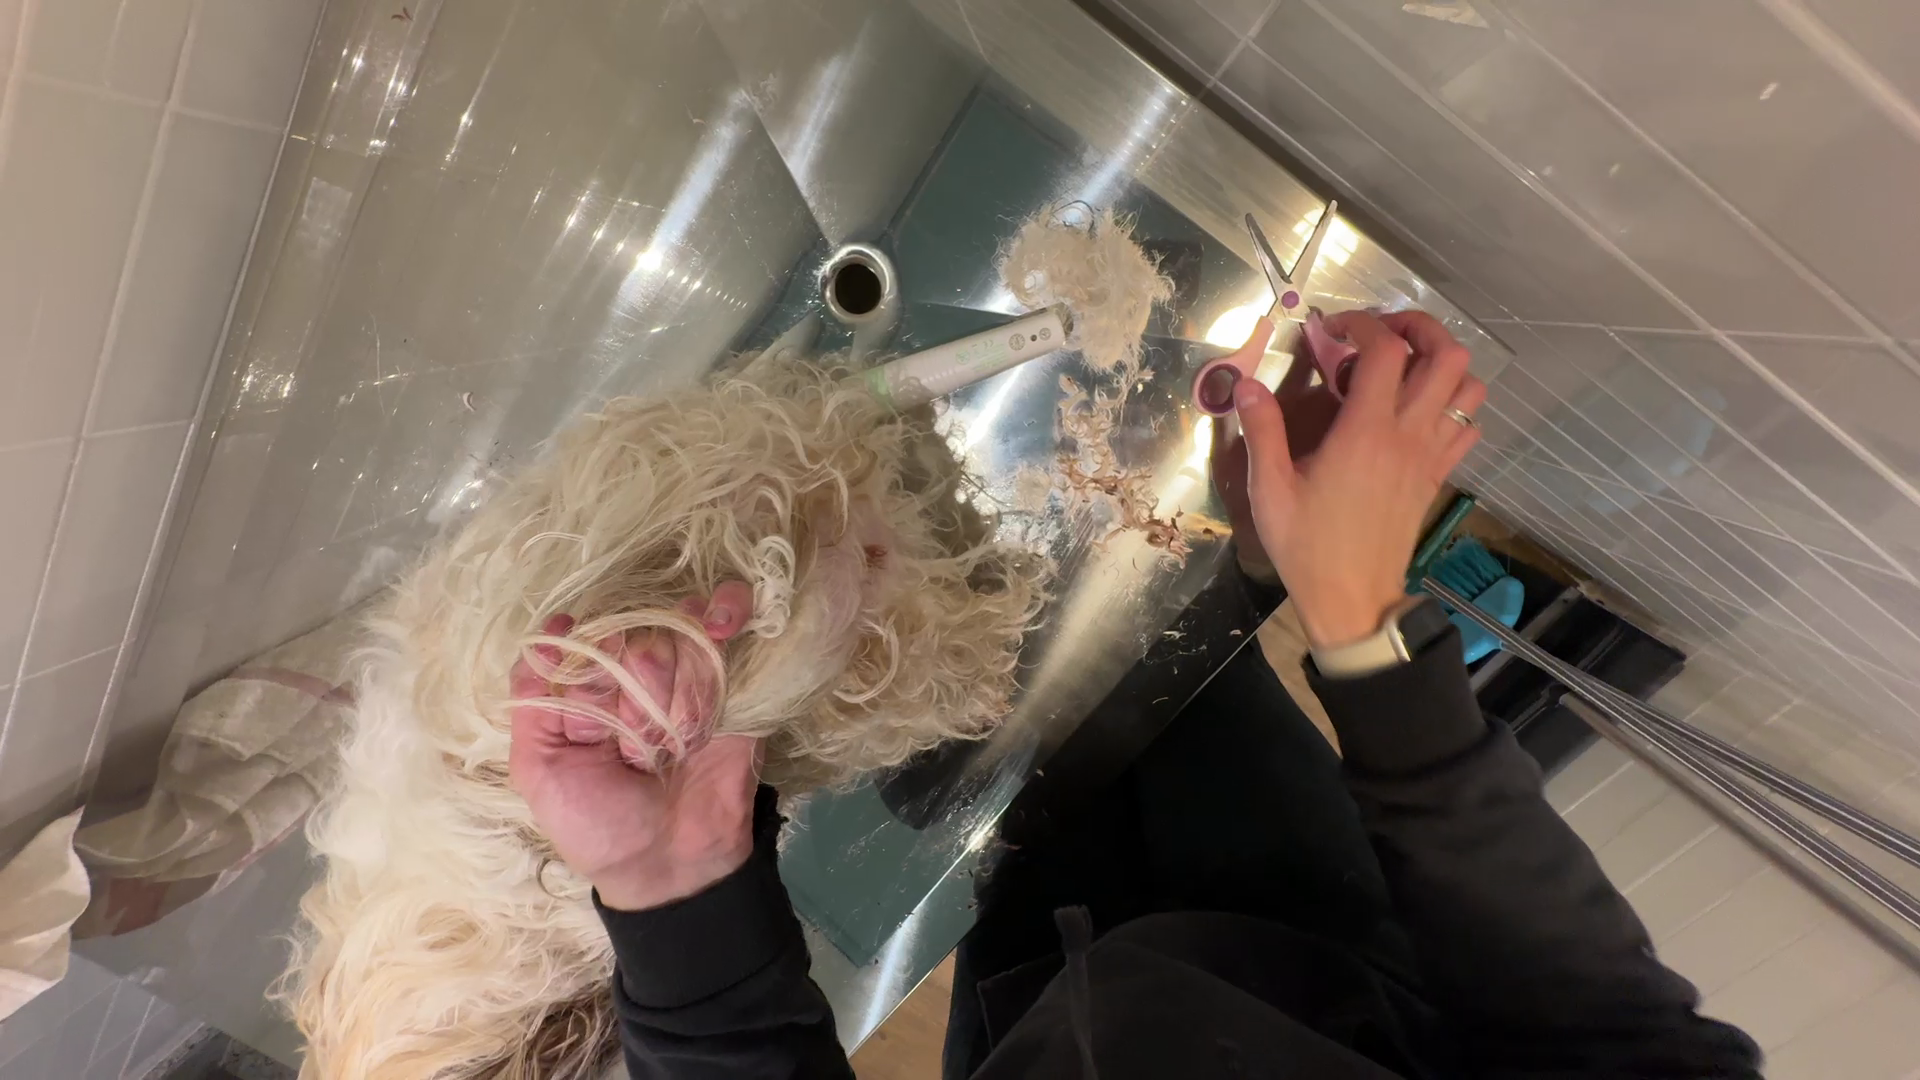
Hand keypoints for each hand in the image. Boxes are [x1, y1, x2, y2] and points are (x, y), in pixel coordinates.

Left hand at [507, 583, 760, 911]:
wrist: (675, 860)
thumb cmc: (598, 822)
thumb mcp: (541, 770)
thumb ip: (534, 701)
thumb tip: (547, 631)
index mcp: (592, 688)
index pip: (593, 642)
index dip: (597, 680)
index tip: (598, 731)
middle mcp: (639, 671)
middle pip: (642, 639)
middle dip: (643, 696)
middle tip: (642, 754)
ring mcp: (691, 669)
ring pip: (683, 637)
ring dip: (682, 694)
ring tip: (682, 744)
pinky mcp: (737, 675)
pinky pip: (730, 621)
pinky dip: (727, 609)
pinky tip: (720, 624)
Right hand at [1228, 310, 1483, 648]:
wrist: (1351, 596)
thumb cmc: (1305, 544)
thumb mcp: (1269, 488)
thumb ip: (1261, 431)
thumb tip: (1246, 385)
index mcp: (1365, 432)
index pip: (1384, 351)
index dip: (1362, 324)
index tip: (1333, 326)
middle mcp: (1409, 434)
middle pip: (1446, 354)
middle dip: (1416, 327)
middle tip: (1378, 333)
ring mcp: (1431, 454)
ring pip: (1468, 385)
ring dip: (1442, 361)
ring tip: (1402, 366)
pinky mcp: (1438, 474)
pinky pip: (1469, 423)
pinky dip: (1454, 401)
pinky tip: (1419, 409)